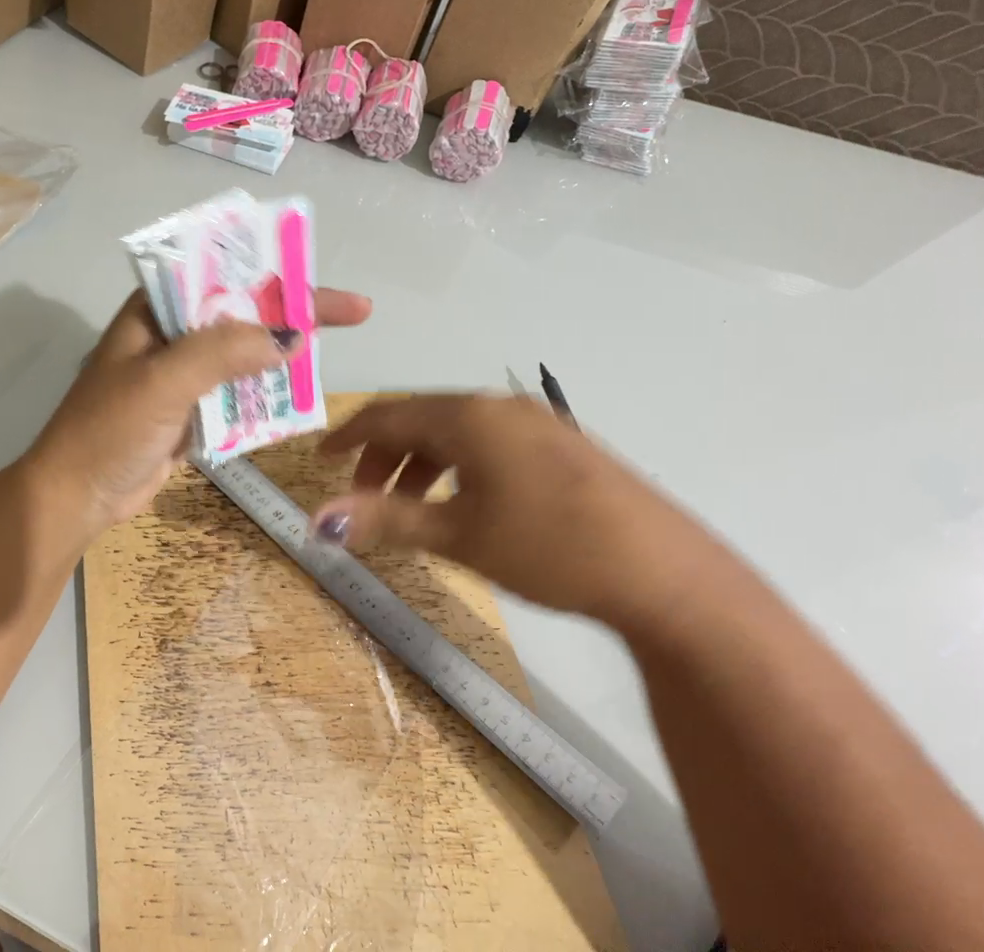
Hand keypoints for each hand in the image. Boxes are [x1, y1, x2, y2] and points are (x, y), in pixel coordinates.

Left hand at [24, 288, 372, 536]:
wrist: (76, 496)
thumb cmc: (109, 430)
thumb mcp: (163, 380)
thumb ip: (221, 352)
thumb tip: (288, 338)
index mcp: (152, 313)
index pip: (221, 277)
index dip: (275, 274)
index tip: (324, 282)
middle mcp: (167, 336)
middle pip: (238, 315)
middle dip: (288, 314)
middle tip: (351, 315)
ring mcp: (177, 377)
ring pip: (240, 357)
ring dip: (277, 358)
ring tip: (327, 356)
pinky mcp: (186, 414)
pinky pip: (234, 396)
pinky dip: (262, 396)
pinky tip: (296, 396)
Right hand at [313, 395, 741, 624]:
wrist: (665, 576)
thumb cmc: (549, 549)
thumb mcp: (458, 536)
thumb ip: (385, 520)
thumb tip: (318, 519)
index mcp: (469, 417)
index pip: (388, 414)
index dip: (347, 437)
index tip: (319, 462)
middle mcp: (501, 407)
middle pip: (421, 419)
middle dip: (383, 456)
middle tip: (364, 498)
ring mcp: (539, 424)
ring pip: (457, 432)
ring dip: (420, 463)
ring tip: (410, 508)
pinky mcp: (564, 447)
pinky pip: (489, 442)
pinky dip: (457, 465)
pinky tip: (464, 503)